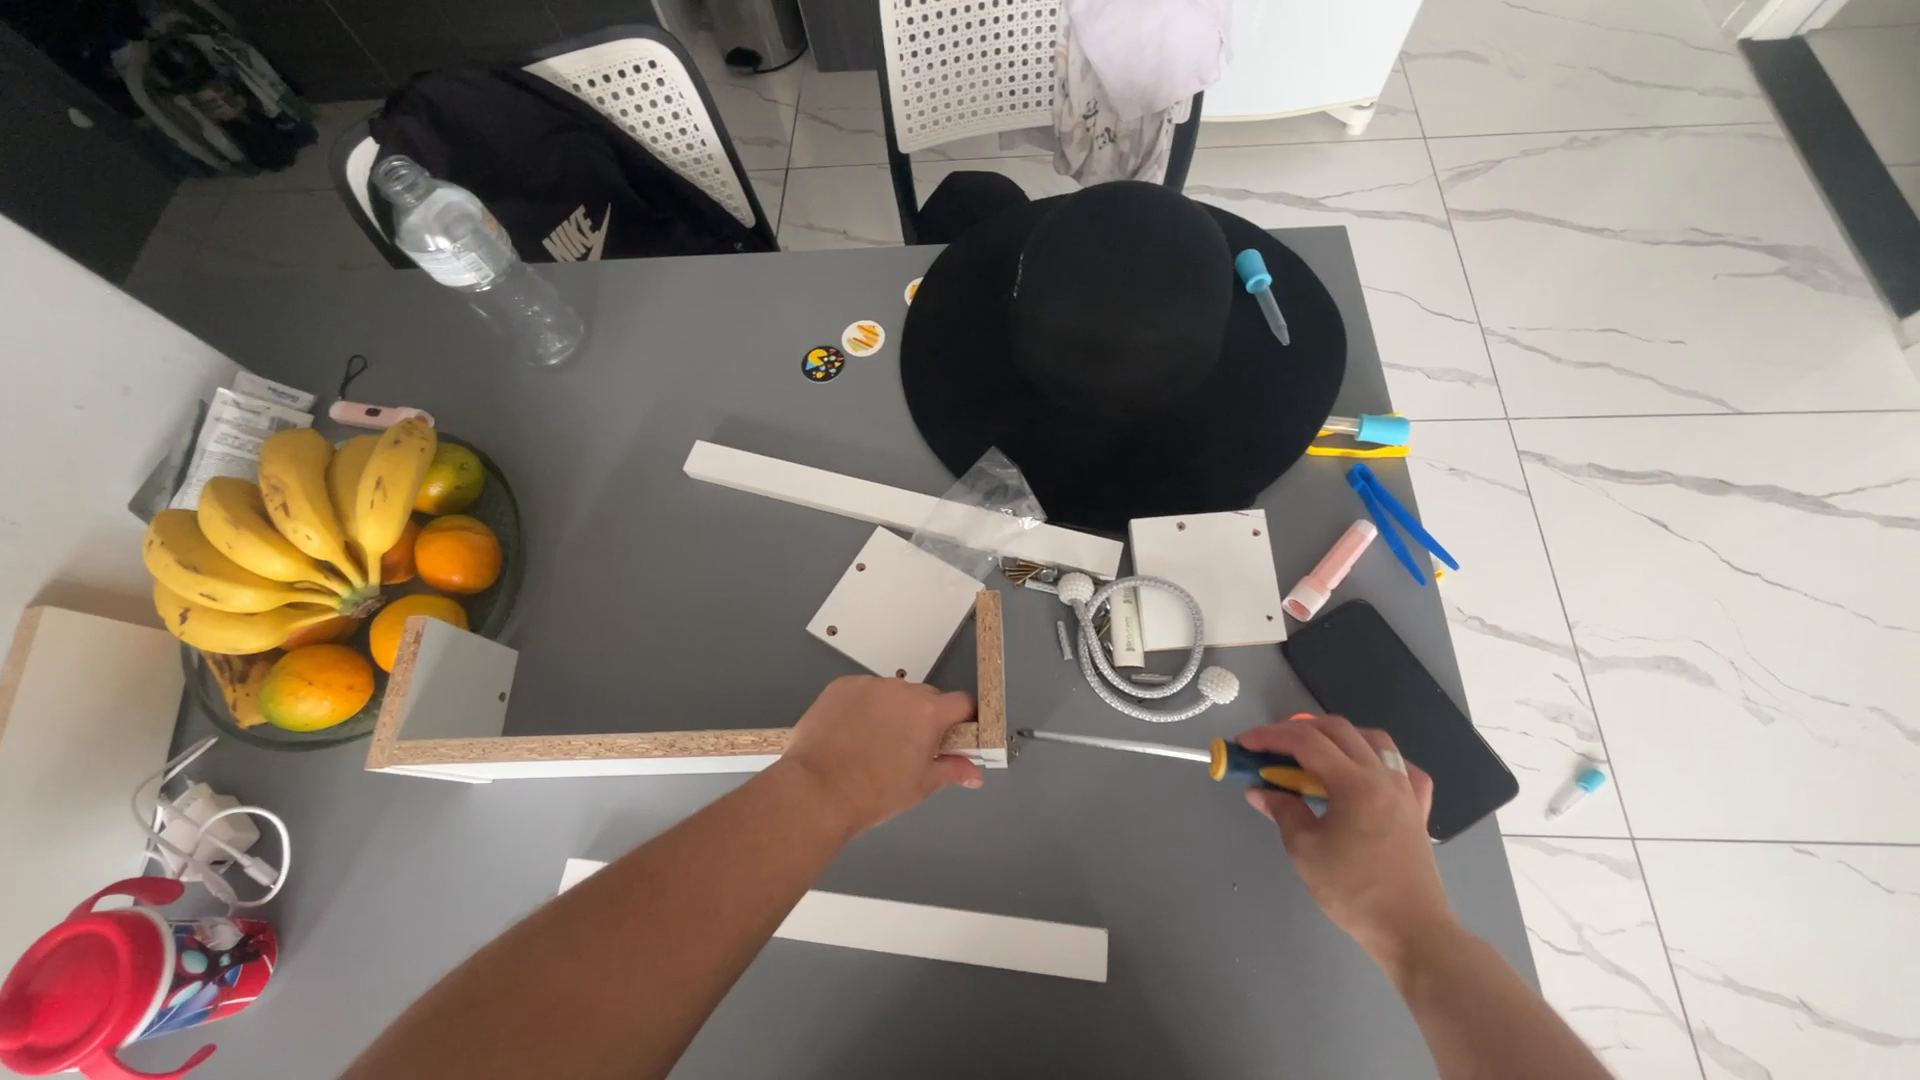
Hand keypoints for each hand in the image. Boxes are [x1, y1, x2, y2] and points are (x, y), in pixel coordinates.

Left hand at [777, 675, 984, 837]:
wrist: (817, 790)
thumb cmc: (875, 792)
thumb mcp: (920, 785)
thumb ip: (952, 771)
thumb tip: (976, 775)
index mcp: (928, 712)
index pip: (962, 703)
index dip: (962, 719)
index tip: (954, 737)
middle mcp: (902, 690)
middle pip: (926, 697)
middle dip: (925, 717)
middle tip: (909, 748)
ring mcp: (869, 684)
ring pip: (893, 694)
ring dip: (892, 711)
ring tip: (872, 743)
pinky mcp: (841, 686)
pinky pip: (863, 692)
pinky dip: (863, 707)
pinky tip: (849, 733)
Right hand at [1242, 714, 1456, 970]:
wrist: (1412, 931)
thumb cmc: (1354, 892)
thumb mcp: (1305, 850)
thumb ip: (1282, 811)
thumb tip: (1260, 791)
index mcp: (1355, 784)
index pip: (1306, 742)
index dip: (1271, 736)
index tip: (1246, 743)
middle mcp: (1383, 778)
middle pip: (1338, 730)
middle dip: (1299, 729)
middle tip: (1271, 745)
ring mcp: (1406, 791)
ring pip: (1373, 740)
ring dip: (1338, 736)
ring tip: (1314, 752)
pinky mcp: (1418, 810)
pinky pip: (1403, 769)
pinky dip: (1378, 760)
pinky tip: (1365, 773)